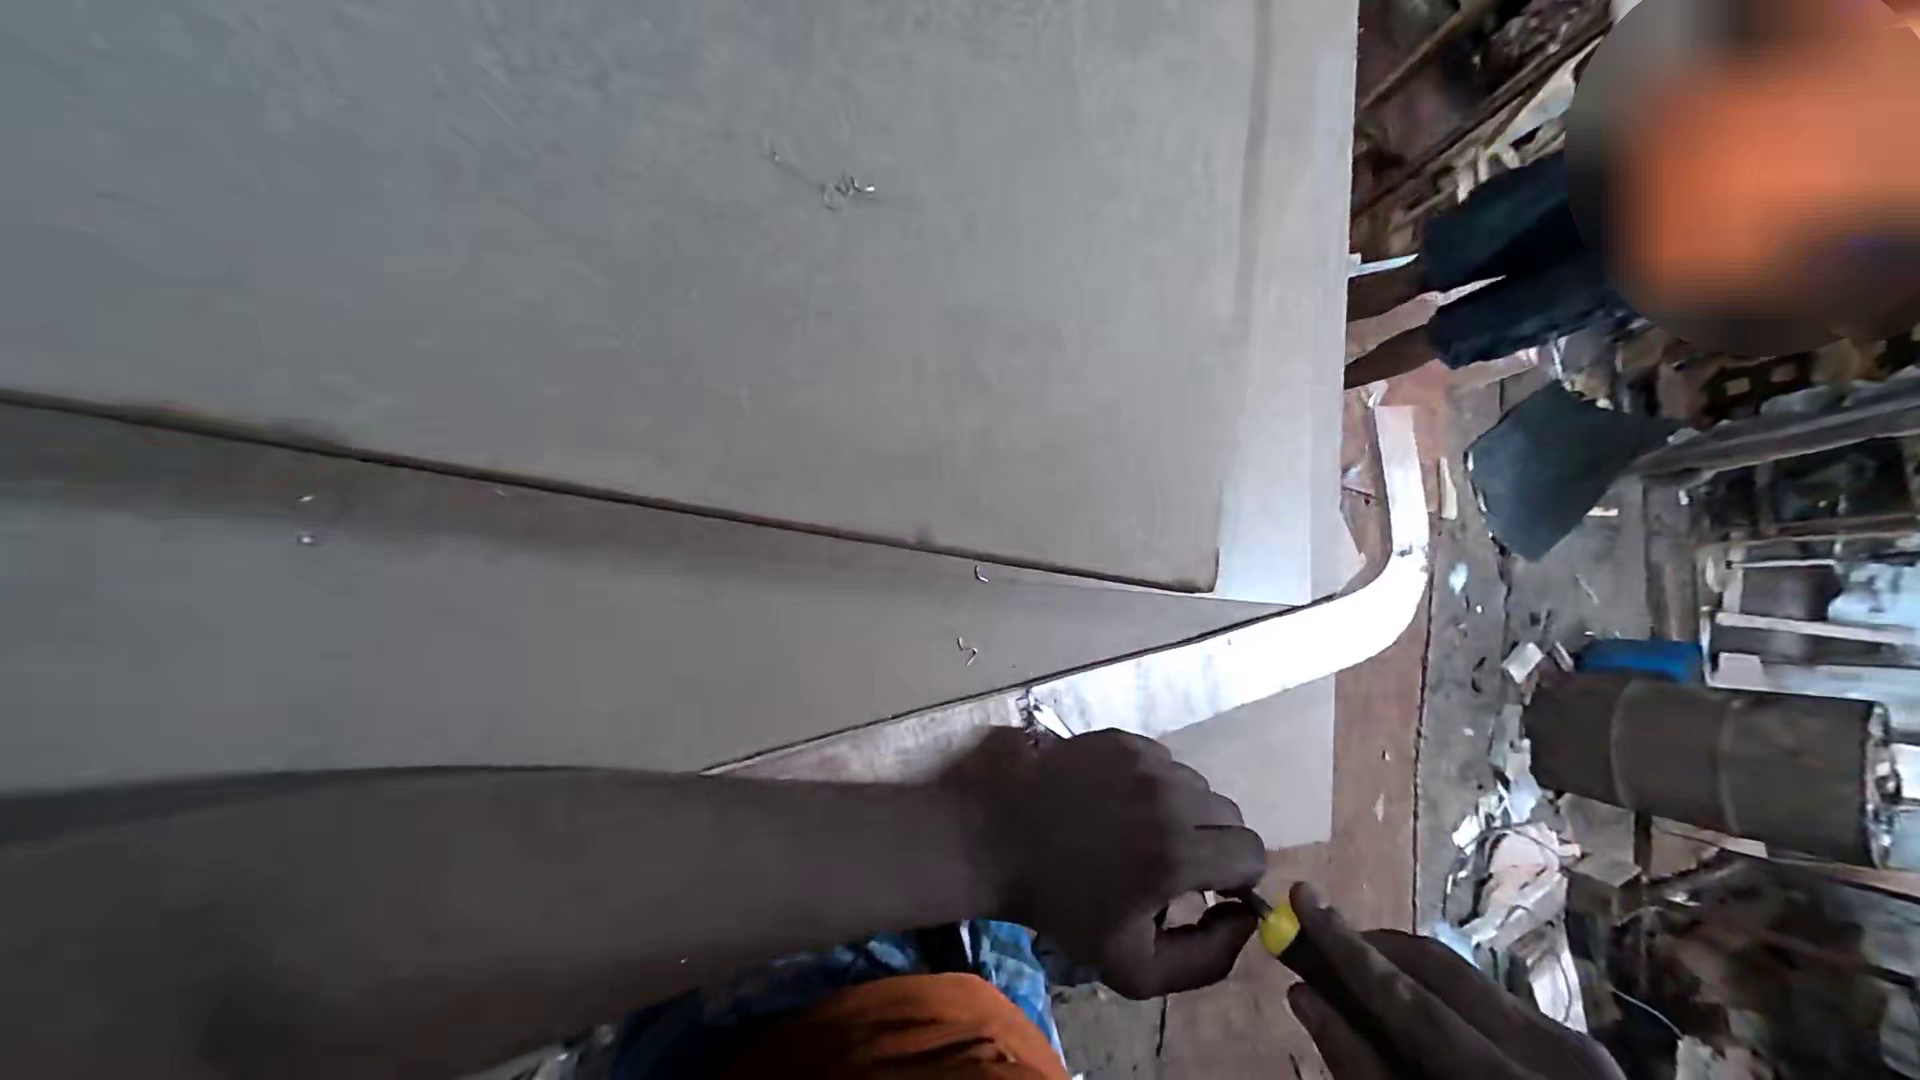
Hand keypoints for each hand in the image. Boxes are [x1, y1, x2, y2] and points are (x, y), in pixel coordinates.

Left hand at [947, 729, 1265, 998]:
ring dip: (1182, 810)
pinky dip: (1153, 781)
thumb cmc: (1063, 904)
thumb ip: (1208, 958)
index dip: (1234, 877)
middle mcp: (1169, 796)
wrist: (998, 838)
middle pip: (1228, 815)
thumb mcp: (1134, 966)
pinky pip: (1162, 759)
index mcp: (1178, 853)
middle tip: (1169, 860)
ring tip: (1138, 829)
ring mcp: (1142, 760)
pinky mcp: (1118, 738)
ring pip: (1195, 784)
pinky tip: (1117, 800)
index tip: (1203, 887)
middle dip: (1211, 843)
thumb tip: (1246, 919)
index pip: (1251, 853)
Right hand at [1285, 883, 1626, 1079]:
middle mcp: (1554, 1060)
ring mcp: (1581, 1052)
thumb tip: (1302, 993)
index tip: (1300, 893)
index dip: (1346, 947)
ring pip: (1466, 975)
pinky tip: (1423, 1013)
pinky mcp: (1587, 1048)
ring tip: (1367, 978)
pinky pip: (1495, 997)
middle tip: (1323, 942)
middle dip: (1372, 946)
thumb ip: (1360, 1070)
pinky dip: (1446, 993)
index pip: (1410, 1002)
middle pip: (1439, 970)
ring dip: (1406, 966)